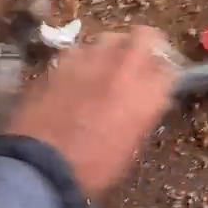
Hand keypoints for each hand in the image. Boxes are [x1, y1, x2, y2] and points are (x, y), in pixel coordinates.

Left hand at [5, 26, 175, 197]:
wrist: (38, 169)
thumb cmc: (91, 170)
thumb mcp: (130, 148)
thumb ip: (143, 115)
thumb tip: (147, 101)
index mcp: (150, 93)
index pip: (170, 68)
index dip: (164, 74)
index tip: (158, 81)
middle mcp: (127, 68)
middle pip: (145, 37)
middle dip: (145, 46)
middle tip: (138, 61)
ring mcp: (93, 60)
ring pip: (111, 38)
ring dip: (112, 49)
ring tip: (105, 65)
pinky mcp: (62, 61)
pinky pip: (79, 50)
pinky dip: (82, 59)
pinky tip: (76, 75)